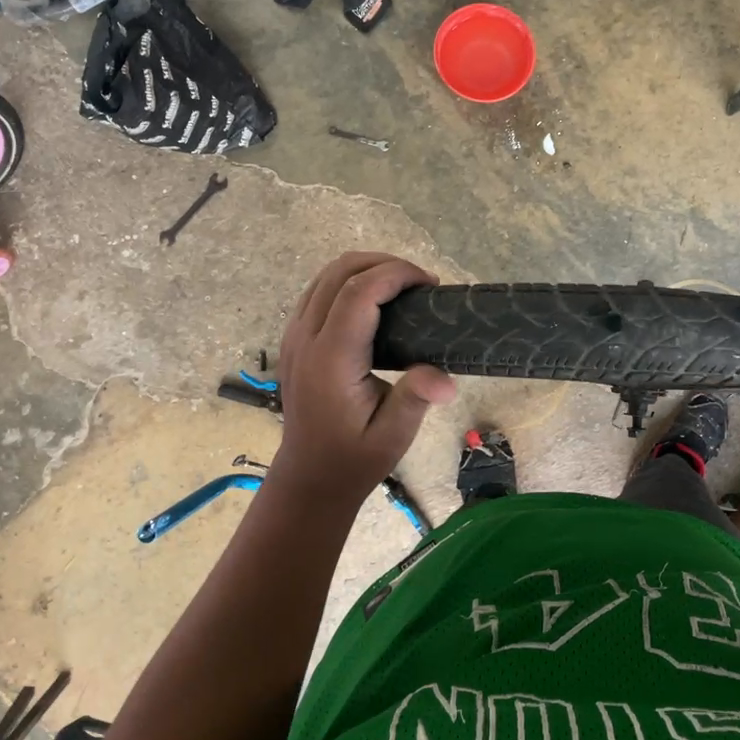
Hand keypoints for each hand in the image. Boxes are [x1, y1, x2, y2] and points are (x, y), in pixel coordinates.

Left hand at [271, 253, 456, 504]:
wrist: (310, 476)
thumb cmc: (356, 457)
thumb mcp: (393, 435)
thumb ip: (415, 399)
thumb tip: (446, 379)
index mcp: (331, 360)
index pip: (358, 293)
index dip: (396, 274)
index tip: (430, 284)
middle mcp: (305, 340)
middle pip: (339, 272)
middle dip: (384, 263)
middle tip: (420, 283)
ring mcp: (293, 336)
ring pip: (324, 276)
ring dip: (365, 269)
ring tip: (402, 288)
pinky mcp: (293, 339)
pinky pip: (317, 291)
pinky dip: (348, 282)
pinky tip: (375, 302)